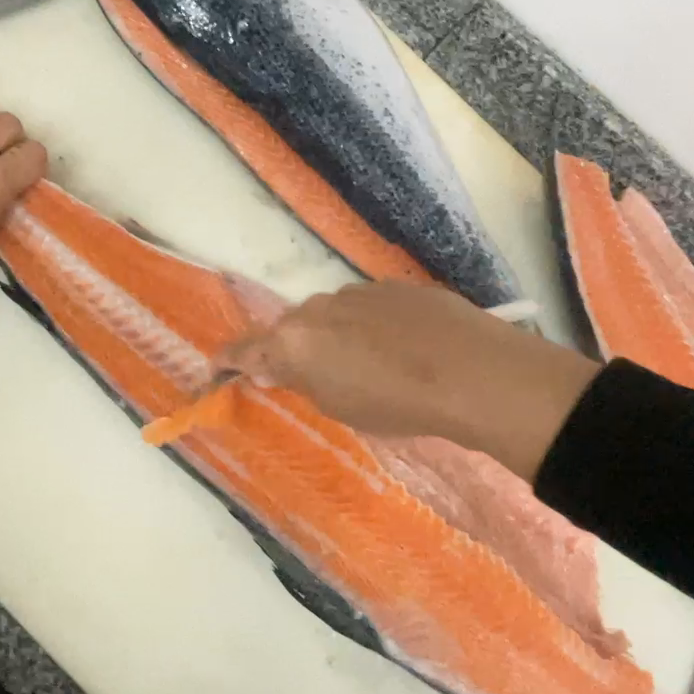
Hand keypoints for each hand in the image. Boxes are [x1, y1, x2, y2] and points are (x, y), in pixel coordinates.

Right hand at [218, 282, 600, 479]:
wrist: (475, 372)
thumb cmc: (399, 405)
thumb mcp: (341, 407)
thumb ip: (303, 382)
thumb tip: (280, 368)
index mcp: (293, 342)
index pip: (244, 349)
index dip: (228, 361)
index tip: (218, 369)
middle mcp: (316, 308)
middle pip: (290, 329)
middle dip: (294, 351)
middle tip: (317, 379)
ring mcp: (356, 291)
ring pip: (330, 315)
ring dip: (336, 337)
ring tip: (371, 366)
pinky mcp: (393, 285)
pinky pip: (367, 307)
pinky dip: (370, 325)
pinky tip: (401, 347)